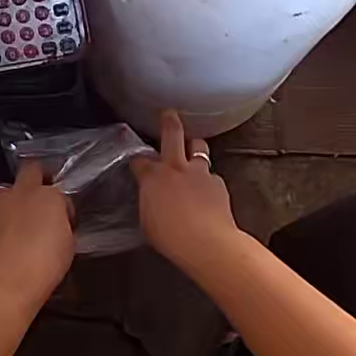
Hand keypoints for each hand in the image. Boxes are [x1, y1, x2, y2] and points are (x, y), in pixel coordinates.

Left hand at [0, 160, 73, 316]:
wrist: (3, 284)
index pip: (60, 192)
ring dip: (11, 203)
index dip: (61, 205)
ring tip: (14, 228)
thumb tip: (54, 223)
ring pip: (4, 192)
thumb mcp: (67, 245)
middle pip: (30, 170)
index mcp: (50, 197)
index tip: (63, 221)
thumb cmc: (44, 267)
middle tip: (39, 203)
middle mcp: (22, 192)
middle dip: (36, 179)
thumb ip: (61, 225)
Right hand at [130, 110, 241, 268]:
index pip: (139, 161)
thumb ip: (148, 202)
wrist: (206, 242)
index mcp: (152, 177)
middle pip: (172, 133)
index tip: (137, 163)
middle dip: (169, 121)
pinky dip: (209, 179)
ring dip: (195, 146)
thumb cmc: (172, 237)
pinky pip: (213, 175)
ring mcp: (199, 173)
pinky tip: (208, 190)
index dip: (137, 161)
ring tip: (194, 146)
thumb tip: (152, 199)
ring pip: (198, 147)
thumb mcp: (147, 221)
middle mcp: (176, 168)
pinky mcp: (218, 183)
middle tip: (168, 114)